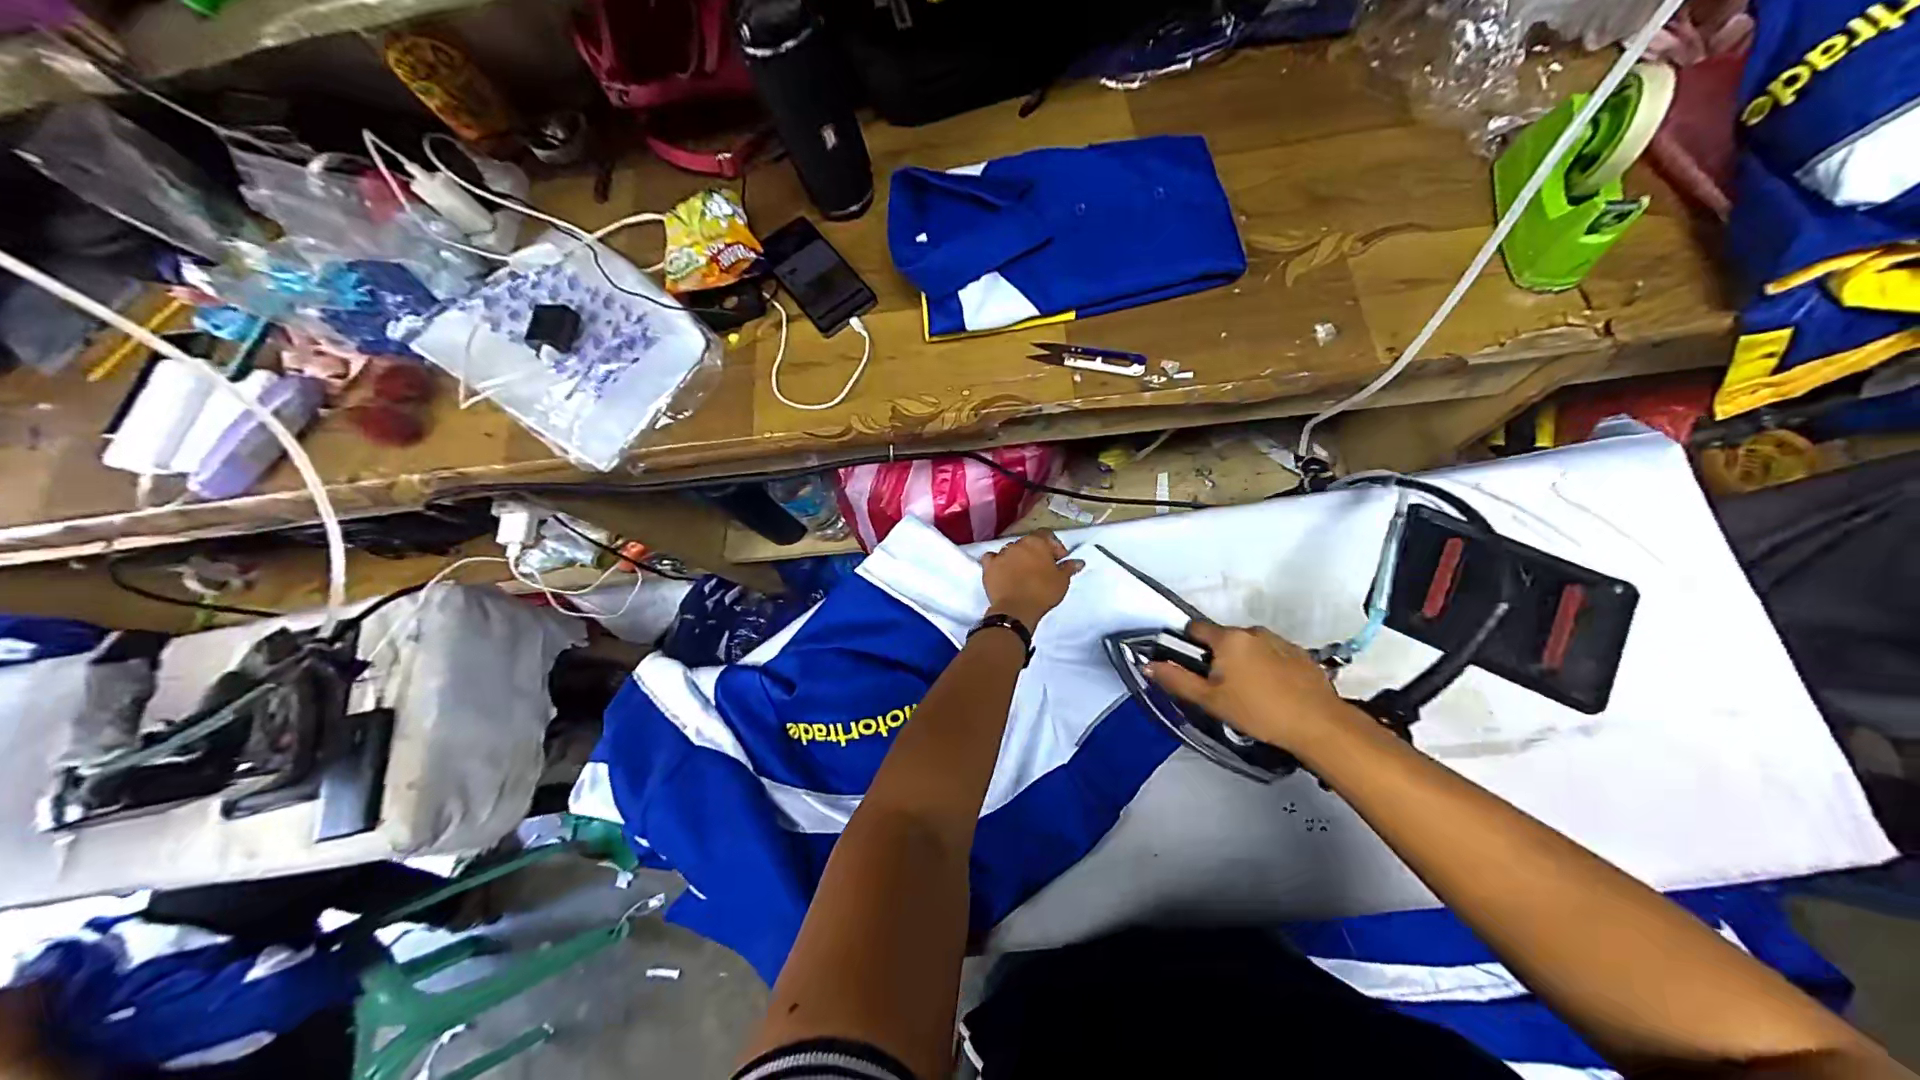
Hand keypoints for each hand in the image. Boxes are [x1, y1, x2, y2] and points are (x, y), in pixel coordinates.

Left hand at [980, 530, 1082, 627]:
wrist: (1016, 608)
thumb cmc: (1043, 592)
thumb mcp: (1062, 580)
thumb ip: (1069, 567)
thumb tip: (1078, 561)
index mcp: (1036, 542)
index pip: (1047, 535)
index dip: (1054, 546)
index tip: (1060, 559)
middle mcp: (1017, 543)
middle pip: (1028, 543)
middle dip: (1036, 552)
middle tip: (1043, 567)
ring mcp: (1001, 554)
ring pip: (1011, 550)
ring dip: (1018, 557)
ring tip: (1024, 572)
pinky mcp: (988, 566)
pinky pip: (992, 558)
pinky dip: (997, 562)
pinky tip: (1002, 569)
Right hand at [1147, 621, 1359, 752]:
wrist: (1318, 724)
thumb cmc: (1258, 711)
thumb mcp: (1211, 701)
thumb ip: (1177, 680)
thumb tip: (1149, 665)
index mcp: (1228, 638)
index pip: (1196, 629)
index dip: (1188, 646)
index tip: (1192, 669)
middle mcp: (1254, 631)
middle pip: (1224, 639)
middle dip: (1219, 658)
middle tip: (1221, 689)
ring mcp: (1280, 641)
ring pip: (1250, 647)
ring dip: (1244, 662)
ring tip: (1250, 694)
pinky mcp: (1301, 654)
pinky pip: (1273, 655)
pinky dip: (1268, 668)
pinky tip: (1273, 693)